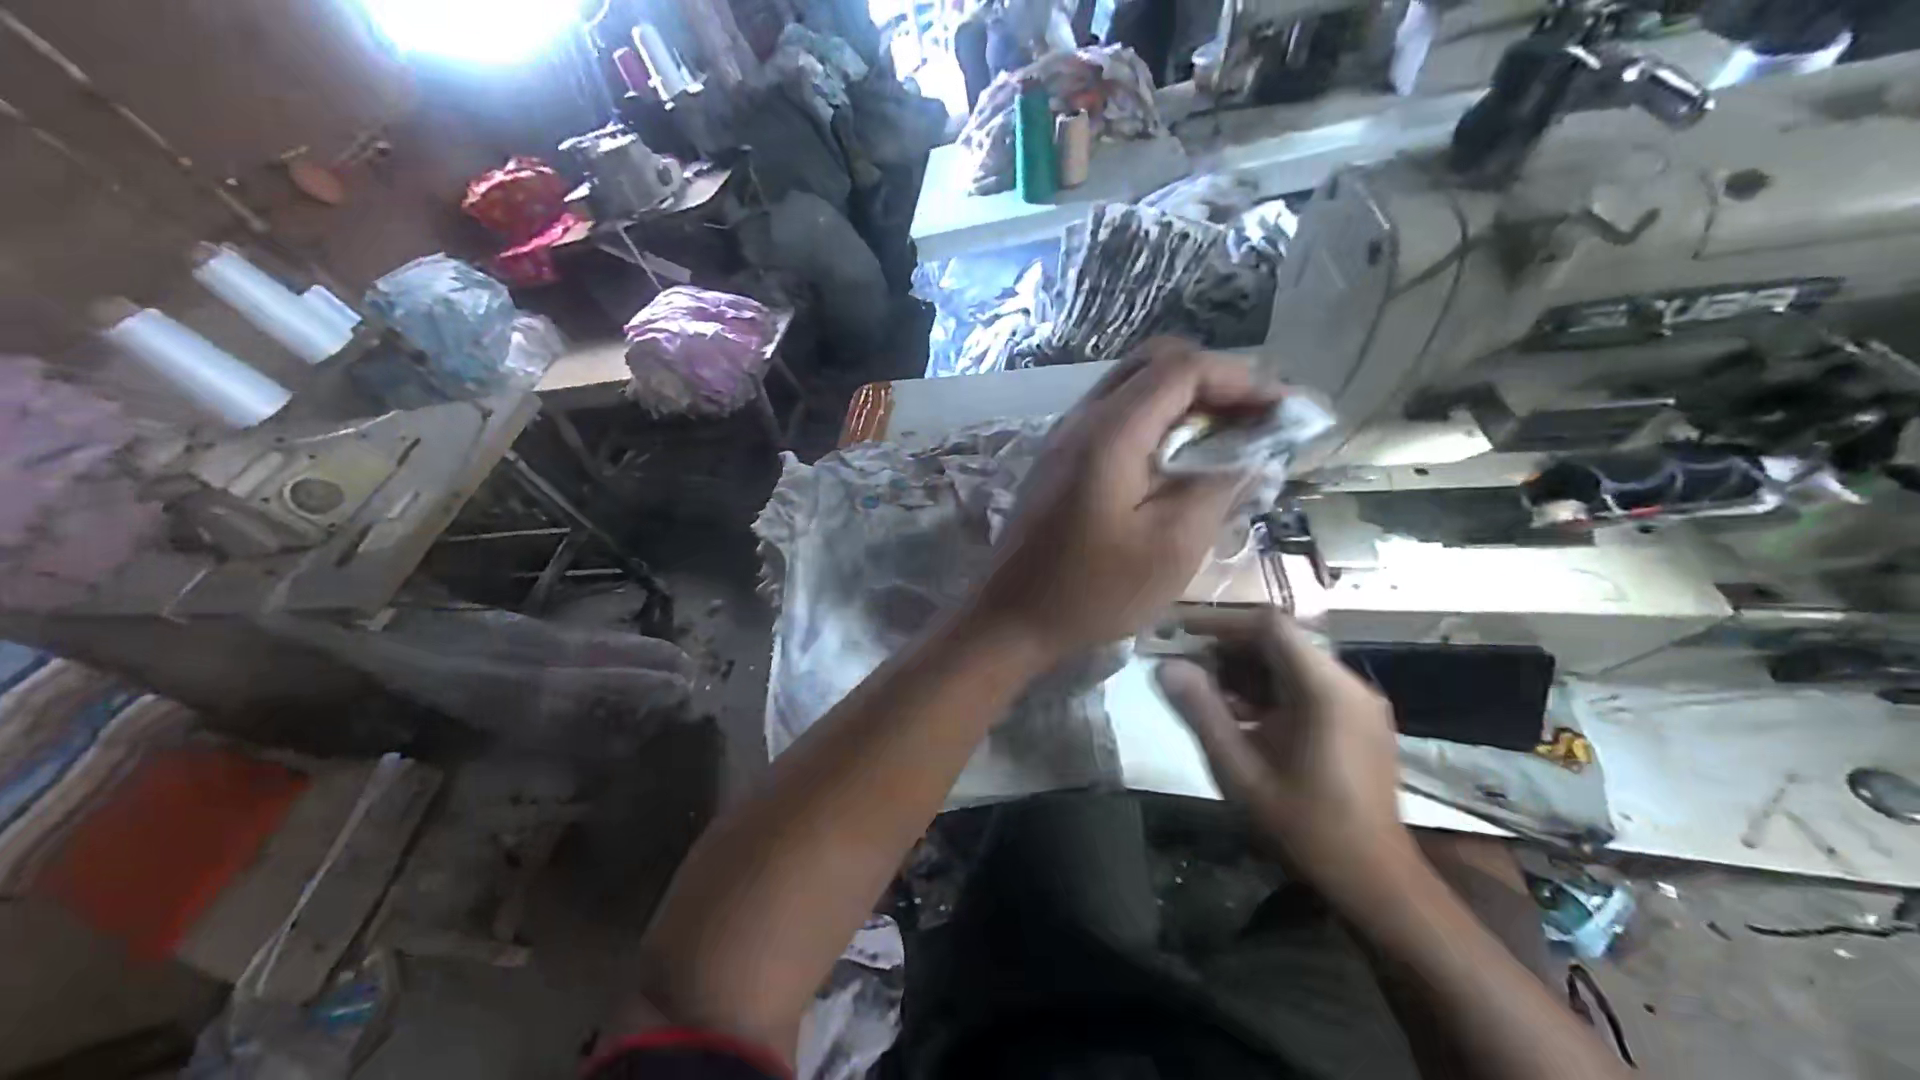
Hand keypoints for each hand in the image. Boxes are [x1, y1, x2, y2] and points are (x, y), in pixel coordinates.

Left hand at [968, 338, 1282, 656]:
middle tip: (1255, 418)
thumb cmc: (1092, 591)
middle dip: (1214, 380)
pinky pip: (1115, 416)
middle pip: (1154, 363)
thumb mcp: (1171, 547)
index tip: (1283, 409)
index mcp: (1109, 432)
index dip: (1241, 379)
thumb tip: (1253, 453)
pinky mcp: (1059, 461)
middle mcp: (1082, 419)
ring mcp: (1064, 437)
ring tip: (1228, 436)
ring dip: (1184, 399)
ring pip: (1132, 387)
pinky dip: (1156, 421)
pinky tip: (1180, 459)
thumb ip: (1218, 488)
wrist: (1011, 619)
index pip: (1182, 369)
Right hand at [1154, 609, 1415, 901]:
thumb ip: (1201, 712)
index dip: (1220, 622)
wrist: (1375, 880)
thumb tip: (1165, 667)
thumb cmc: (1304, 826)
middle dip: (1228, 648)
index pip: (1269, 625)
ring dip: (1247, 670)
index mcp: (1324, 689)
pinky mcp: (1359, 720)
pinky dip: (1270, 690)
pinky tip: (1240, 716)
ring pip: (1293, 663)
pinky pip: (1308, 686)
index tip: (1180, 632)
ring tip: (1204, 691)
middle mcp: (1349, 684)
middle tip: (1184, 664)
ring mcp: (1358, 703)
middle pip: (1281, 642)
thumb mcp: (1239, 770)